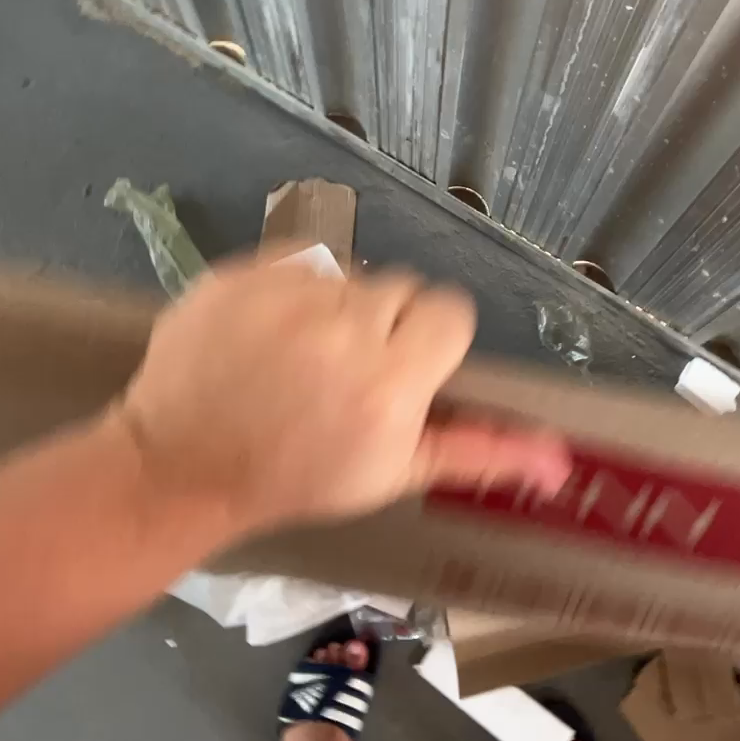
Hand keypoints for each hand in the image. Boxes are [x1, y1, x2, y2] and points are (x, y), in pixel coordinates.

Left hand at [113, 249, 573, 536]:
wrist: (180, 467)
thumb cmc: (300, 477)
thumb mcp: (396, 472)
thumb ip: (481, 452)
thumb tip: (559, 458)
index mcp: (391, 380)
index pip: (450, 311)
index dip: (430, 339)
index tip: (402, 368)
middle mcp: (346, 325)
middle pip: (401, 288)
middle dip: (385, 323)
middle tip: (347, 368)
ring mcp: (288, 293)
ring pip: (350, 273)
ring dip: (338, 306)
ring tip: (301, 354)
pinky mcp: (244, 272)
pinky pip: (299, 262)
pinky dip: (292, 291)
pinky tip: (265, 333)